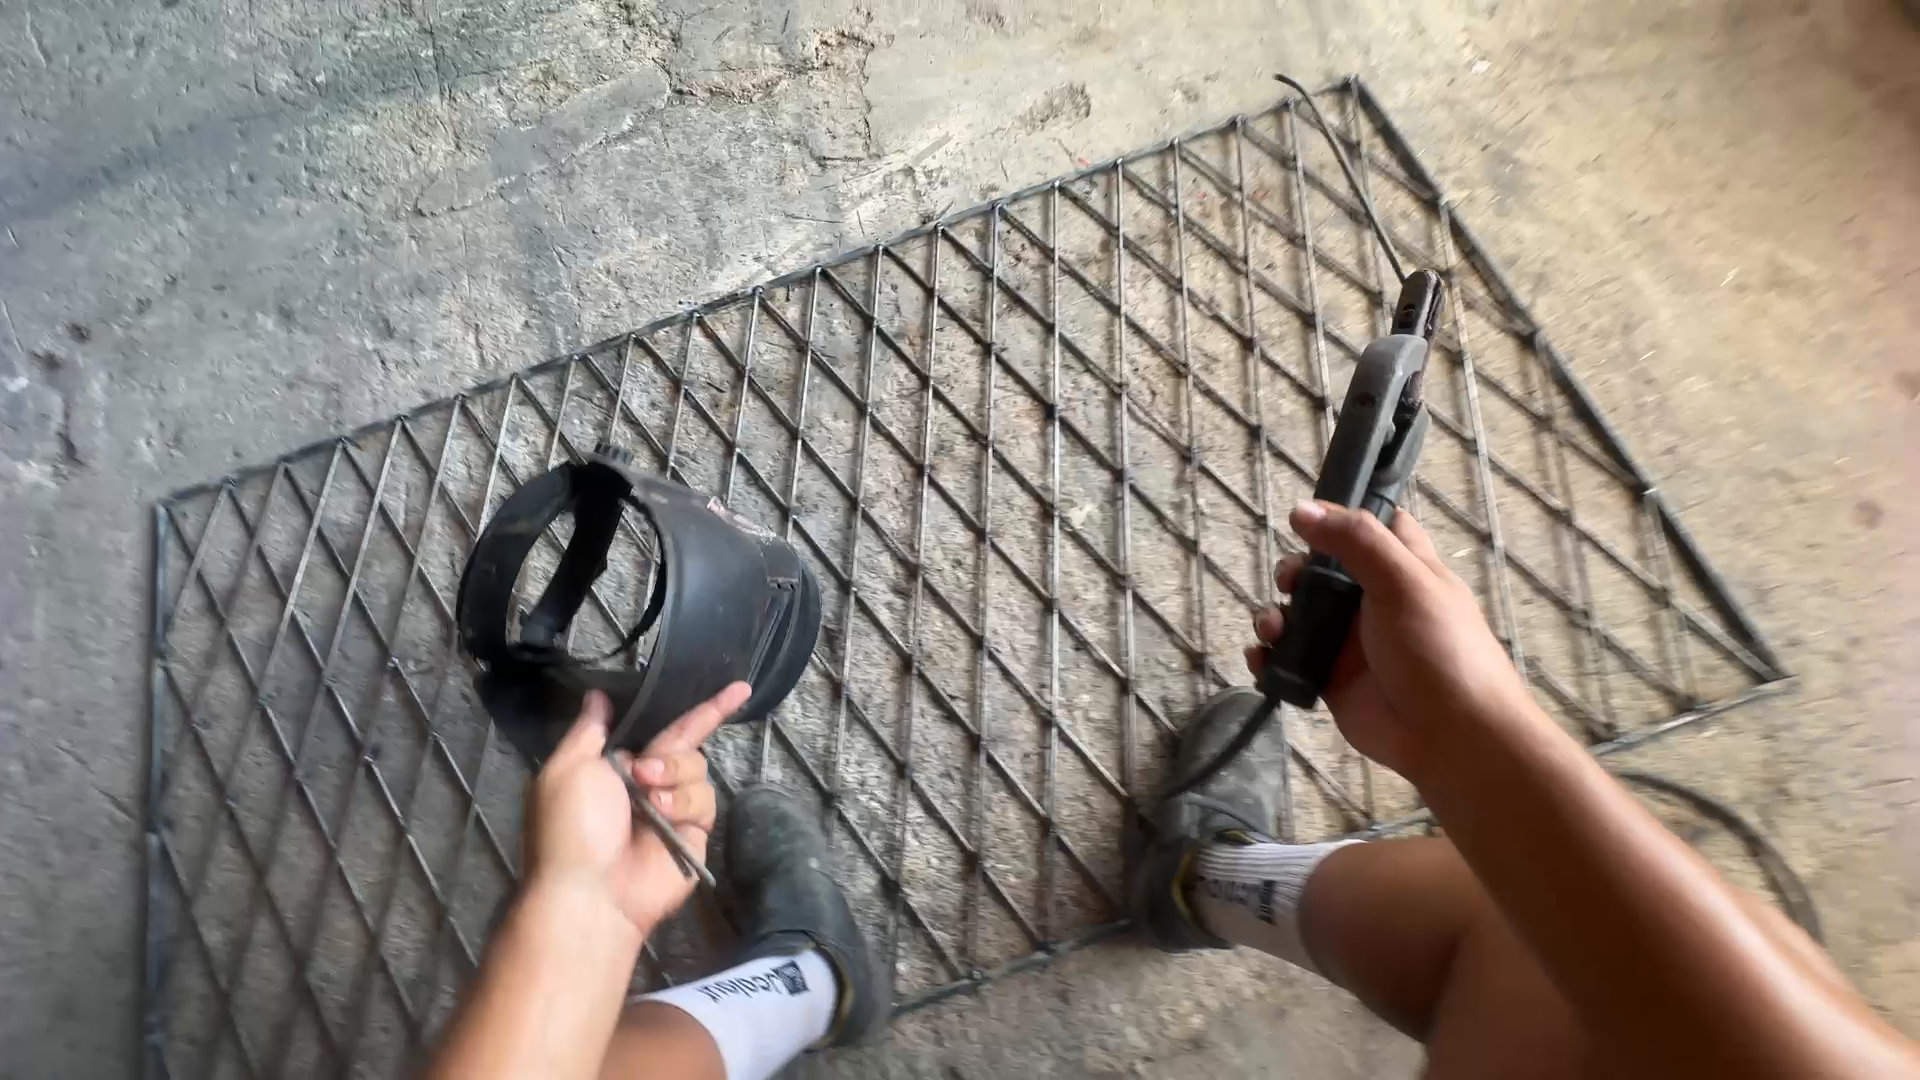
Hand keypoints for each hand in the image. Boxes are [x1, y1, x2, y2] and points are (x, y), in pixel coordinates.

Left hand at [522, 684, 751, 937]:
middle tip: (645, 771)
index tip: (738, 687)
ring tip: (649, 799)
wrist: (592, 892)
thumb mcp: (567, 769)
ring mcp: (675, 806)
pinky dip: (683, 803)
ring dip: (674, 776)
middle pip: (687, 740)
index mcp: (620, 763)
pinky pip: (705, 799)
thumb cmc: (571, 826)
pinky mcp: (696, 830)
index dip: (700, 706)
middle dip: (680, 744)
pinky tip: (663, 817)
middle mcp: (650, 780)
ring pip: (698, 767)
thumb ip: (590, 729)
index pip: (663, 723)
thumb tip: (598, 694)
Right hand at [1245, 500, 1531, 779]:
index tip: (1308, 516)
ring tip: (1272, 629)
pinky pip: (1286, 659)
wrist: (1449, 737)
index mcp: (1403, 571)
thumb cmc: (1437, 650)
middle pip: (1320, 572)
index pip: (1376, 530)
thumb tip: (1301, 509)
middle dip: (1294, 573)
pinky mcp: (1327, 678)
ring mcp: (1347, 643)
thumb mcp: (1403, 582)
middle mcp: (1372, 603)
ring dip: (1272, 615)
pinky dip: (1267, 656)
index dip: (1344, 519)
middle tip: (1291, 584)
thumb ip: (1354, 541)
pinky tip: (1262, 658)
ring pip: (1296, 615)